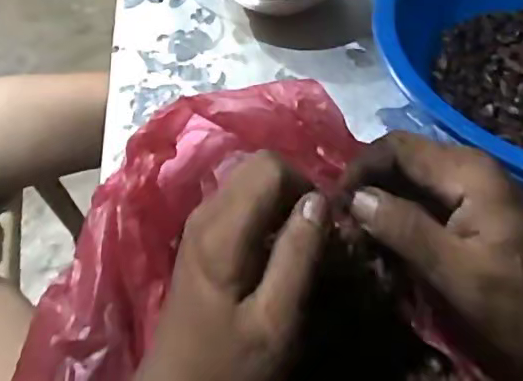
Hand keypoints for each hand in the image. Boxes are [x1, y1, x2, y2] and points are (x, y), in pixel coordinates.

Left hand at [137, 154, 328, 380]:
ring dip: (280, 197)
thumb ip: (298, 257)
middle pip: (259, 163)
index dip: (304, 185)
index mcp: (222, 226)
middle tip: (313, 231)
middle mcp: (206, 207)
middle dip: (294, 187)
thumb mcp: (274, 323)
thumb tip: (319, 200)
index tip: (323, 224)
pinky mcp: (200, 228)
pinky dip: (265, 207)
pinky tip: (273, 246)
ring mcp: (199, 216)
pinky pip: (240, 194)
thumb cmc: (228, 364)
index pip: (270, 164)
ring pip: (249, 175)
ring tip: (297, 240)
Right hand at [342, 132, 522, 378]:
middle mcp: (469, 167)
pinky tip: (394, 249)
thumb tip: (353, 197)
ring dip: (386, 205)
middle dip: (369, 187)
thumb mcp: (463, 274)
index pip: (395, 146)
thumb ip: (407, 230)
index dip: (359, 168)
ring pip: (414, 182)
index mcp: (466, 170)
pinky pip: (431, 202)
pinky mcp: (480, 213)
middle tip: (344, 226)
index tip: (334, 204)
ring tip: (362, 240)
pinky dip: (406, 219)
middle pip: (403, 160)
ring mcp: (477, 189)